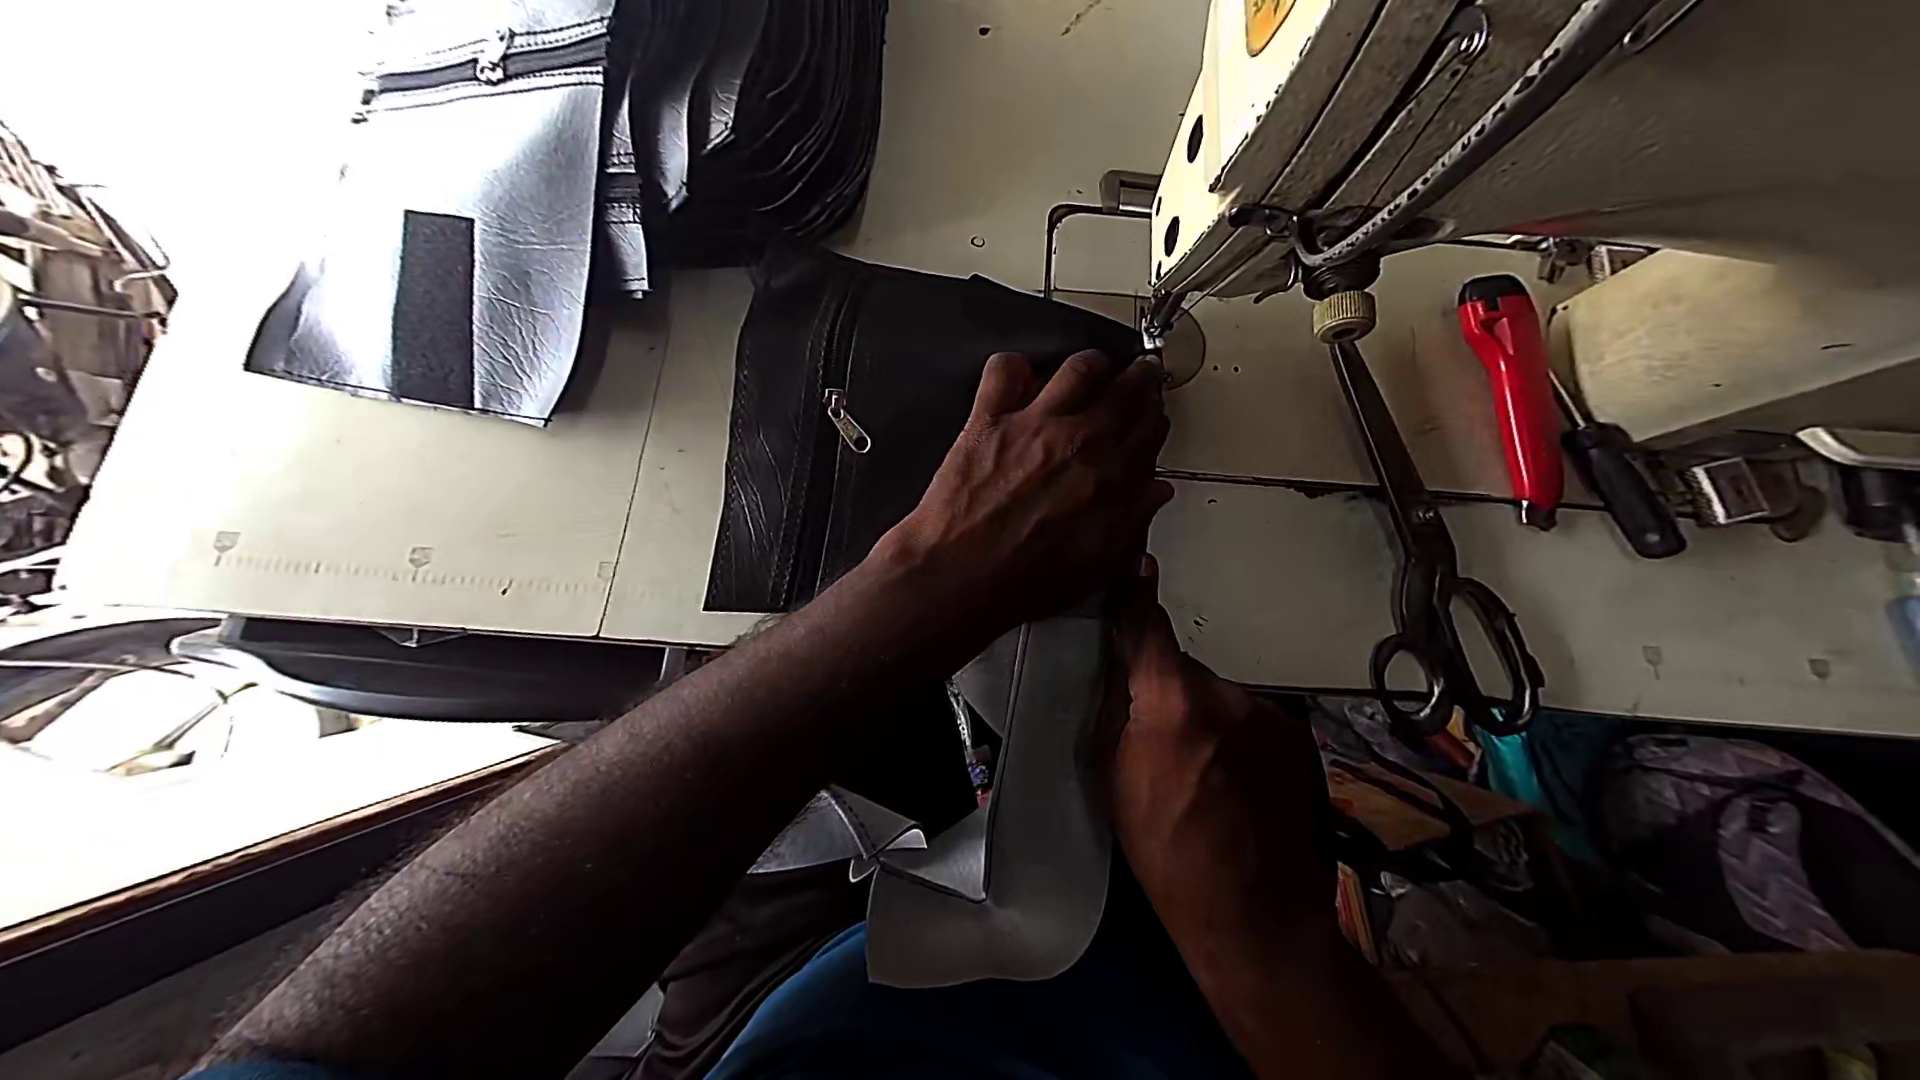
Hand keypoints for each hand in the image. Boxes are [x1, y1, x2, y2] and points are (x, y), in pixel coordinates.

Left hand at [870, 349, 1172, 649]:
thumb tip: (1155, 491)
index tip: (1152, 417)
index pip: (1148, 431)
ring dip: (1091, 365)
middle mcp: (1078, 442)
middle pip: (1124, 391)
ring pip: (1077, 368)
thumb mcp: (1095, 564)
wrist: (958, 576)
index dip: (1154, 419)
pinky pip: (1004, 371)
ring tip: (1092, 369)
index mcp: (1109, 478)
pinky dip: (1014, 367)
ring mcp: (1032, 425)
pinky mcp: (988, 420)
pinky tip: (1020, 377)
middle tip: (1142, 373)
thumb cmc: (1023, 580)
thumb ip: (1131, 521)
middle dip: (1141, 377)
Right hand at [1103, 557, 1457, 1079]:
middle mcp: (1226, 693)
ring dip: (1200, 713)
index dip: (1134, 594)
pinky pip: (1248, 716)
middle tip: (1155, 732)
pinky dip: (1233, 732)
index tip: (1134, 564)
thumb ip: (1112, 710)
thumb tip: (1118, 667)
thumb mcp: (1109, 774)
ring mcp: (1268, 713)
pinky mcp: (1295, 734)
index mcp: (1171, 702)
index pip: (1146, 627)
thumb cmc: (1162, 845)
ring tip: (1197, 766)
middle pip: (1180, 667)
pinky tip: (1230, 776)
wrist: (1252, 911)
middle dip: (1164, 687)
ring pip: (1215, 693)